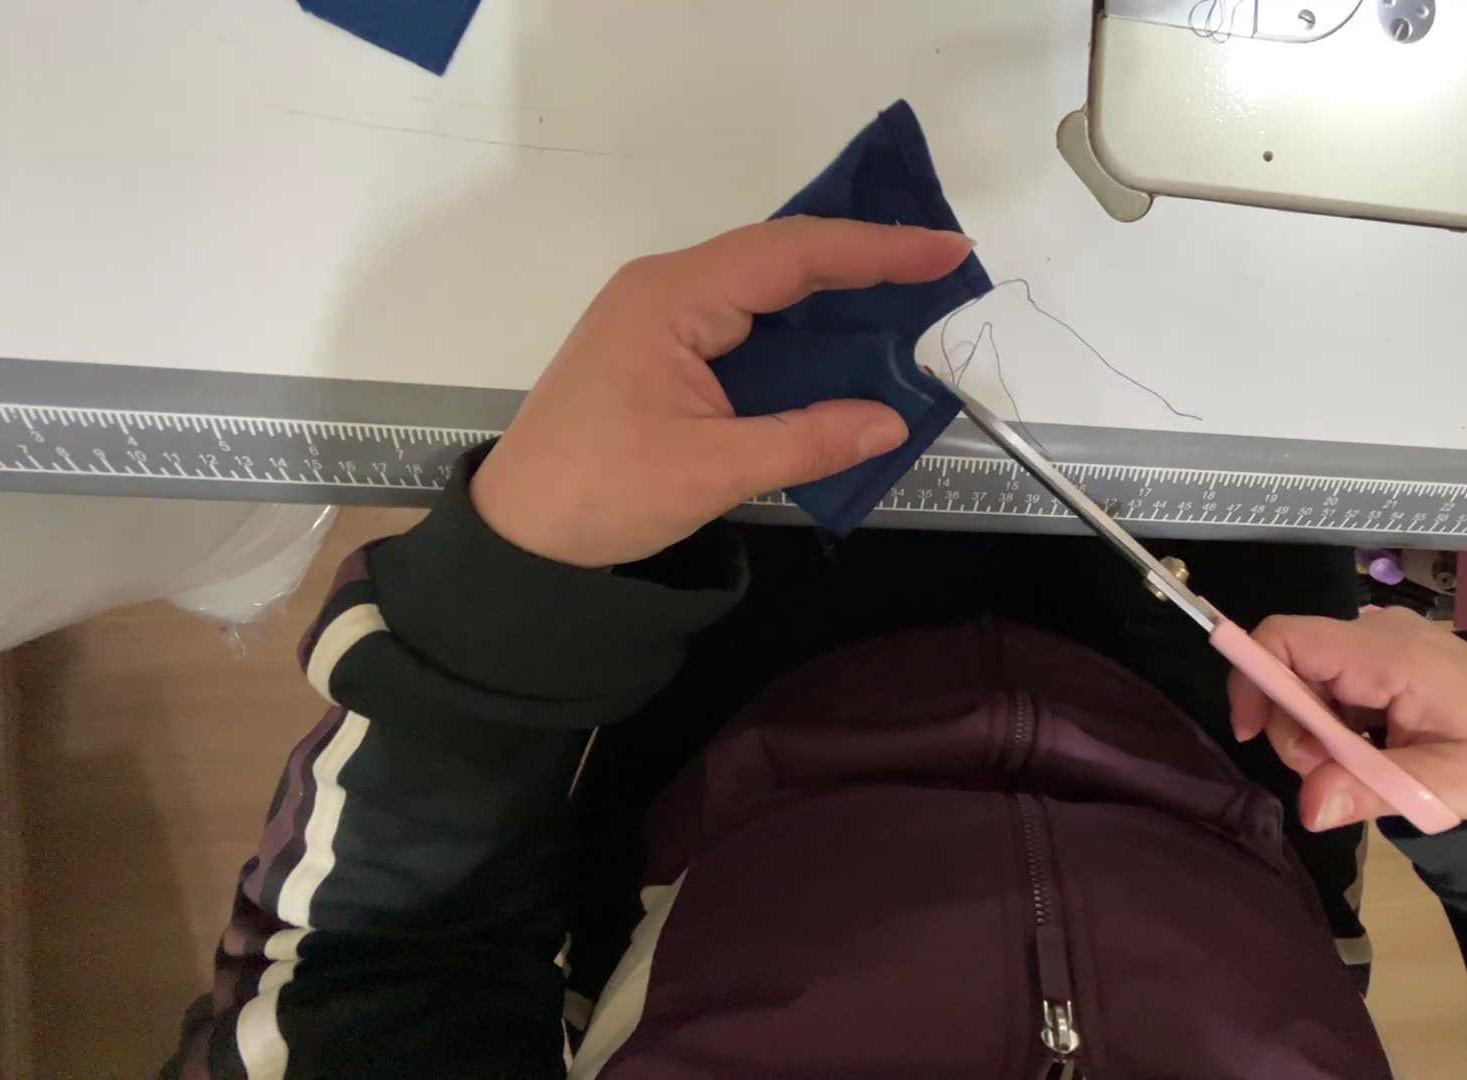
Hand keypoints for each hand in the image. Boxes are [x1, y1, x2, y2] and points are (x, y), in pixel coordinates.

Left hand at [470, 218, 975, 567]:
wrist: (522, 535)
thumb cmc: (601, 493)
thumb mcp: (712, 471)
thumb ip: (808, 440)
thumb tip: (894, 422)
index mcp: (674, 297)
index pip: (792, 255)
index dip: (876, 250)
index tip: (945, 252)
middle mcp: (671, 288)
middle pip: (782, 257)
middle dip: (864, 261)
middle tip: (938, 270)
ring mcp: (667, 318)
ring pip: (768, 290)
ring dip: (836, 298)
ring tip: (908, 304)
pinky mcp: (670, 351)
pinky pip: (751, 326)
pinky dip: (804, 336)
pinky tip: (843, 350)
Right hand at [1226, 608, 1466, 832]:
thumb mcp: (1446, 788)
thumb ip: (1370, 790)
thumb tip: (1307, 809)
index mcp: (1388, 654)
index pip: (1284, 637)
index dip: (1251, 678)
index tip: (1249, 733)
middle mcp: (1375, 632)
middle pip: (1286, 663)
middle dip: (1291, 723)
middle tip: (1328, 772)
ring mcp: (1378, 640)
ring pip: (1302, 675)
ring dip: (1311, 728)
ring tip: (1356, 765)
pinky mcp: (1380, 655)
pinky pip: (1326, 679)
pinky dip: (1329, 719)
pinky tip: (1364, 746)